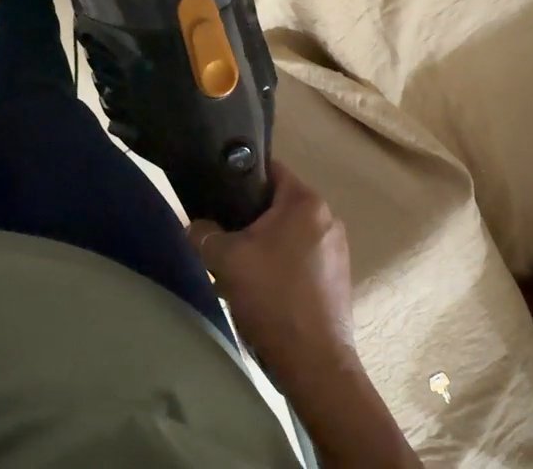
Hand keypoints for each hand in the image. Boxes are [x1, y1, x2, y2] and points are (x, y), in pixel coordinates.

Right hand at [189, 161, 355, 378]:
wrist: (314, 363)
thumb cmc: (272, 297)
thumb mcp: (225, 258)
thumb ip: (203, 233)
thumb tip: (195, 227)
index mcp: (306, 202)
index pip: (269, 169)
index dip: (238, 176)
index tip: (215, 191)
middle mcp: (328, 219)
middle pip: (277, 204)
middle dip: (247, 217)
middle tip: (219, 231)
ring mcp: (337, 251)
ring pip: (287, 233)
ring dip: (262, 244)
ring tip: (235, 265)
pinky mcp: (337, 279)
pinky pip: (300, 258)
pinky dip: (279, 265)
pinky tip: (258, 288)